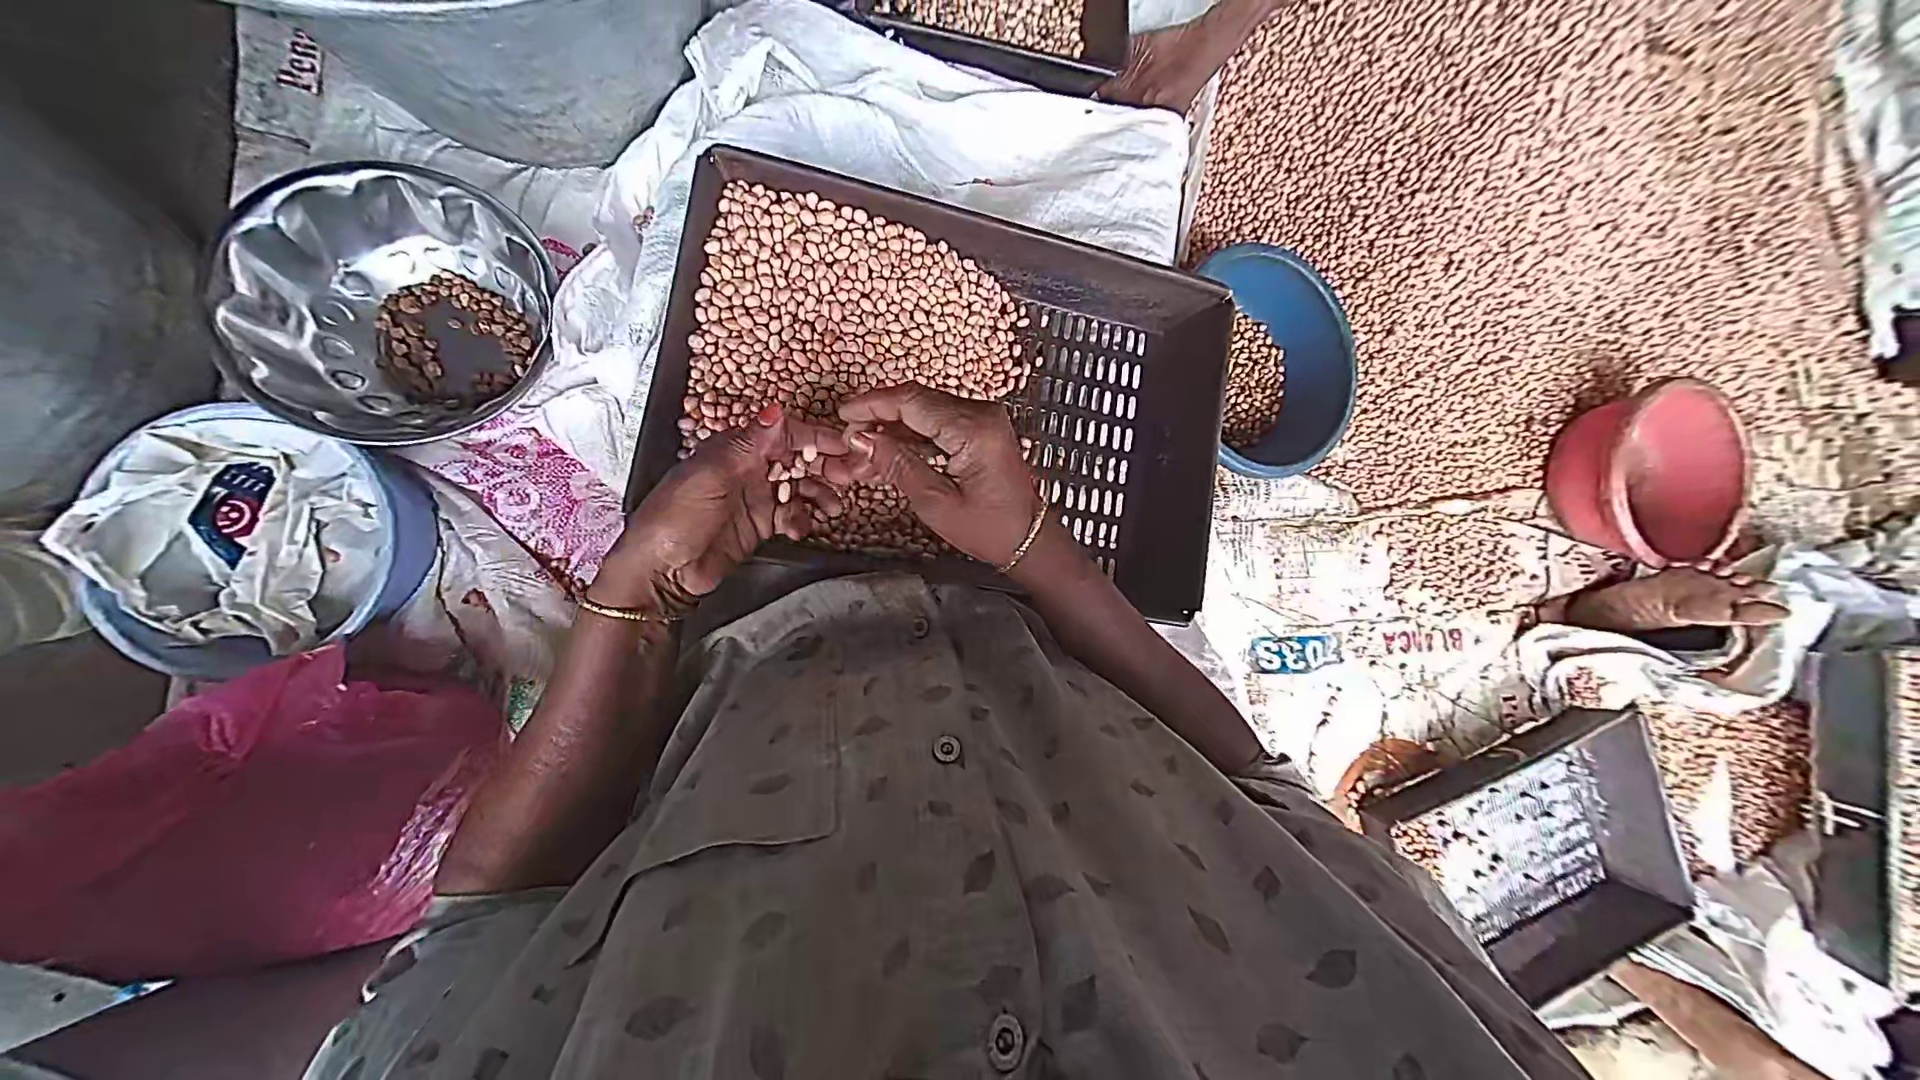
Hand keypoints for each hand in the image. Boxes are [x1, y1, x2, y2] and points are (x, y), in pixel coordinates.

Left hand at [591, 404, 845, 613]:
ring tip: (831, 507)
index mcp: (735, 450)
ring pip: (800, 488)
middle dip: (824, 467)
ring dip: (819, 495)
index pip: (783, 434)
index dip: (814, 438)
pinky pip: (792, 516)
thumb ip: (748, 444)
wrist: (661, 571)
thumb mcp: (711, 475)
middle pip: (797, 460)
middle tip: (846, 478)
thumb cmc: (675, 517)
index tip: (843, 446)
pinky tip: (799, 529)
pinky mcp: (760, 525)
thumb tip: (776, 411)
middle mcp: (748, 469)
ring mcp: (756, 498)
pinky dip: (801, 521)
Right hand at [831, 383, 1042, 566]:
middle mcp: (982, 414)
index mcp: (974, 429)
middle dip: (879, 419)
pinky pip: (939, 424)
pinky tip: (890, 454)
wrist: (1028, 539)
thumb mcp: (936, 502)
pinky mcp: (982, 430)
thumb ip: (898, 465)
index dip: (873, 405)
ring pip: (925, 412)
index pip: (912, 401)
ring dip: (893, 430)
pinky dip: (913, 437)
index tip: (845, 415)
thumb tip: (863, 441)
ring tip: (865, 455)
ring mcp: (984, 420)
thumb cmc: (990, 529)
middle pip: (917, 401)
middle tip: (852, 443)